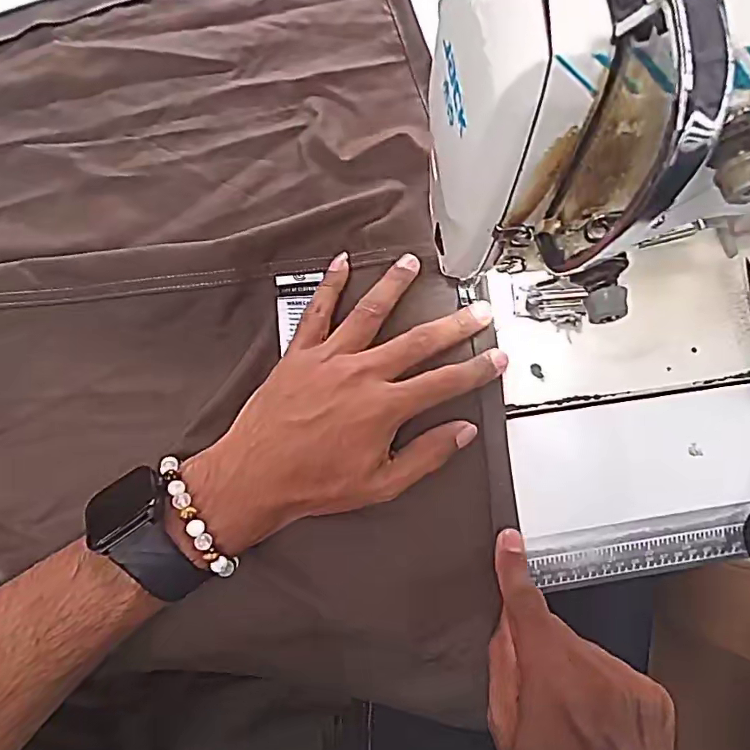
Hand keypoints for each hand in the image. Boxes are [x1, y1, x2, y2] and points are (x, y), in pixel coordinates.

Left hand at [179, 252, 505, 552]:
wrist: (254, 478)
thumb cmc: (311, 483)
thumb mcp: (380, 484)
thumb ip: (425, 456)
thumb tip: (458, 434)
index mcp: (383, 407)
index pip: (444, 382)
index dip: (476, 369)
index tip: (494, 359)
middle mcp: (359, 375)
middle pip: (418, 340)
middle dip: (454, 324)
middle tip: (475, 311)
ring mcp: (328, 360)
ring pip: (369, 313)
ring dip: (394, 286)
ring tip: (411, 265)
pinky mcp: (299, 355)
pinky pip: (316, 311)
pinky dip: (329, 285)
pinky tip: (340, 265)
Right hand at [487, 528, 676, 749]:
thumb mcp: (505, 736)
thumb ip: (503, 669)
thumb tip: (505, 627)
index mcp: (552, 679)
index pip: (527, 607)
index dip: (514, 572)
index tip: (509, 543)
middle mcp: (597, 672)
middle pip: (557, 632)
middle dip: (541, 650)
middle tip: (537, 698)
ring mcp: (632, 683)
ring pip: (586, 652)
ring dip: (573, 673)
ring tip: (573, 723)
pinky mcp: (655, 695)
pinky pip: (614, 671)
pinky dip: (602, 687)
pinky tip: (600, 726)